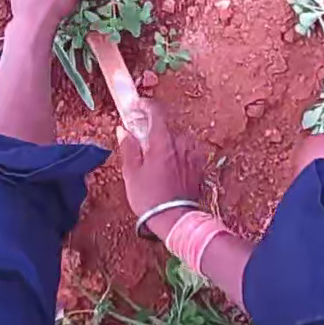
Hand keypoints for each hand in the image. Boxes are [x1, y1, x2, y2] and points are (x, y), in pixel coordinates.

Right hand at [117, 100, 205, 235]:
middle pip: (166, 127)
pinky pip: (185, 152)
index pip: (156, 111)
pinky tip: (168, 170)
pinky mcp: (199, 165)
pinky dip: (176, 155)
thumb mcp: (131, 172)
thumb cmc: (149, 197)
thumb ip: (128, 146)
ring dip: (165, 144)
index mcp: (162, 141)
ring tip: (154, 162)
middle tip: (140, 144)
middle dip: (153, 131)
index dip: (145, 105)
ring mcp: (193, 154)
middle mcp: (181, 142)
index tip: (135, 107)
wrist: (175, 219)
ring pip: (176, 140)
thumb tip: (124, 129)